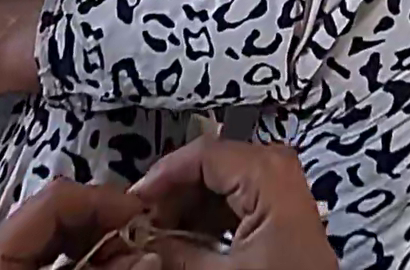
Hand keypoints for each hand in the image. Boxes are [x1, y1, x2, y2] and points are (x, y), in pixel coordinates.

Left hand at [0, 179, 146, 269]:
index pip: (57, 198)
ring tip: (127, 258)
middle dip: (104, 222)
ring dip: (96, 243)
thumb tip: (152, 256)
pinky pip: (47, 262)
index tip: (142, 213)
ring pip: (55, 239)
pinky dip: (78, 263)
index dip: (105, 199)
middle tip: (140, 240)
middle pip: (58, 214)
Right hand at [132, 136, 334, 269]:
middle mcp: (273, 161)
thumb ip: (177, 254)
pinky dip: (206, 219)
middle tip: (139, 227)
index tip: (130, 203)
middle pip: (210, 166)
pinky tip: (183, 243)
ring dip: (186, 209)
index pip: (203, 154)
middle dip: (173, 196)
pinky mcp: (278, 202)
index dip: (162, 176)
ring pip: (219, 183)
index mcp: (265, 167)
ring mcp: (278, 180)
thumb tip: (135, 242)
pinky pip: (234, 198)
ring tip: (156, 238)